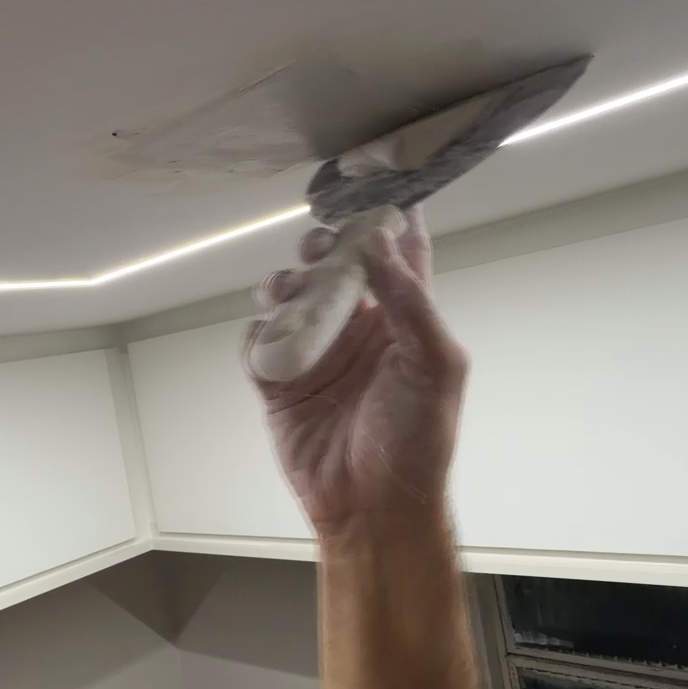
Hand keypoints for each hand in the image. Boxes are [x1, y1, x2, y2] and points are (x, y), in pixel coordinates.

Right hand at [246, 207, 468, 539]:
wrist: (371, 506)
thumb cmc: (416, 441)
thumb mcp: (432, 365)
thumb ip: (408, 301)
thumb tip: (376, 241)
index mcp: (401, 322)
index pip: (397, 257)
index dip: (386, 219)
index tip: (373, 182)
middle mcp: (356, 331)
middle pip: (333, 270)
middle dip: (321, 248)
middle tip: (315, 246)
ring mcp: (315, 355)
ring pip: (289, 299)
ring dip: (281, 285)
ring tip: (284, 291)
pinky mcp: (279, 382)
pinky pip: (258, 345)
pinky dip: (256, 334)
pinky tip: (266, 338)